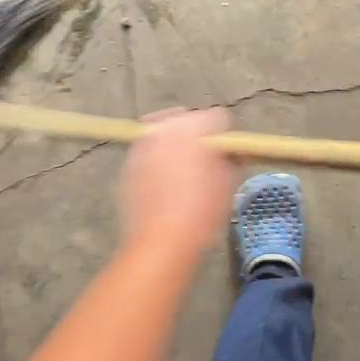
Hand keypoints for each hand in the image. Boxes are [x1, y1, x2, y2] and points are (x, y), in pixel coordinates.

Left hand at [118, 107, 235, 261]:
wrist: (160, 243)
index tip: (230, 156)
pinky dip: (158, 160)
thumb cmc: (201, 213)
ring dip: (176, 146)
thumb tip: (230, 153)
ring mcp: (141, 145)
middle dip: (198, 136)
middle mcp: (163, 128)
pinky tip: (166, 184)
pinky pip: (149, 152)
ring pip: (164, 133)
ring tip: (185, 173)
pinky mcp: (128, 164)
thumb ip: (231, 158)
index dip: (226, 137)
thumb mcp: (228, 184)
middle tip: (207, 162)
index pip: (217, 117)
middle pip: (187, 119)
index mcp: (192, 128)